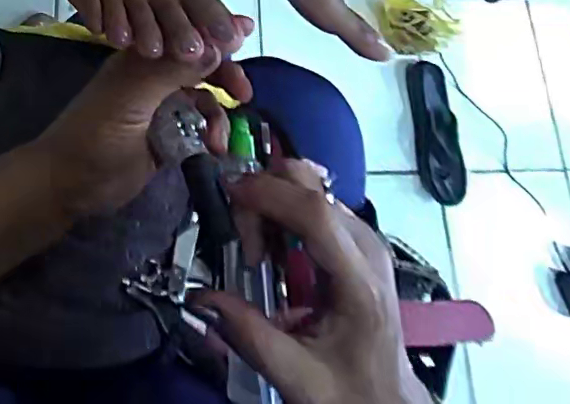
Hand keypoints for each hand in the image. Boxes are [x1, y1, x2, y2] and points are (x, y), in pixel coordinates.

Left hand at [28, 40, 250, 219]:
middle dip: (225, 73)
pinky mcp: (168, 137)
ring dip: (219, 110)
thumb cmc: (94, 134)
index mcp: (141, 58)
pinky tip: (214, 147)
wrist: (69, 184)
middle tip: (245, 92)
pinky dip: (211, 132)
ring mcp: (161, 107)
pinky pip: (199, 126)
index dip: (212, 31)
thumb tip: (214, 44)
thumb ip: (170, 71)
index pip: (182, 34)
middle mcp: (154, 77)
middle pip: (199, 64)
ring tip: (223, 136)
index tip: (246, 31)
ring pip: (203, 96)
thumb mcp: (132, 98)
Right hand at [191, 169, 427, 403]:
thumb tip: (201, 298)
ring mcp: (364, 238)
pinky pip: (311, 200)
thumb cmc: (351, 394)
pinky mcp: (354, 237)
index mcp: (360, 284)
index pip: (315, 212)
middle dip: (264, 197)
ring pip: (308, 186)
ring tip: (258, 251)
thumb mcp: (300, 381)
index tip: (229, 192)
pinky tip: (274, 246)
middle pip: (309, 187)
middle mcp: (368, 248)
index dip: (269, 192)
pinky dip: (282, 209)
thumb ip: (249, 337)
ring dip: (271, 203)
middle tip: (245, 244)